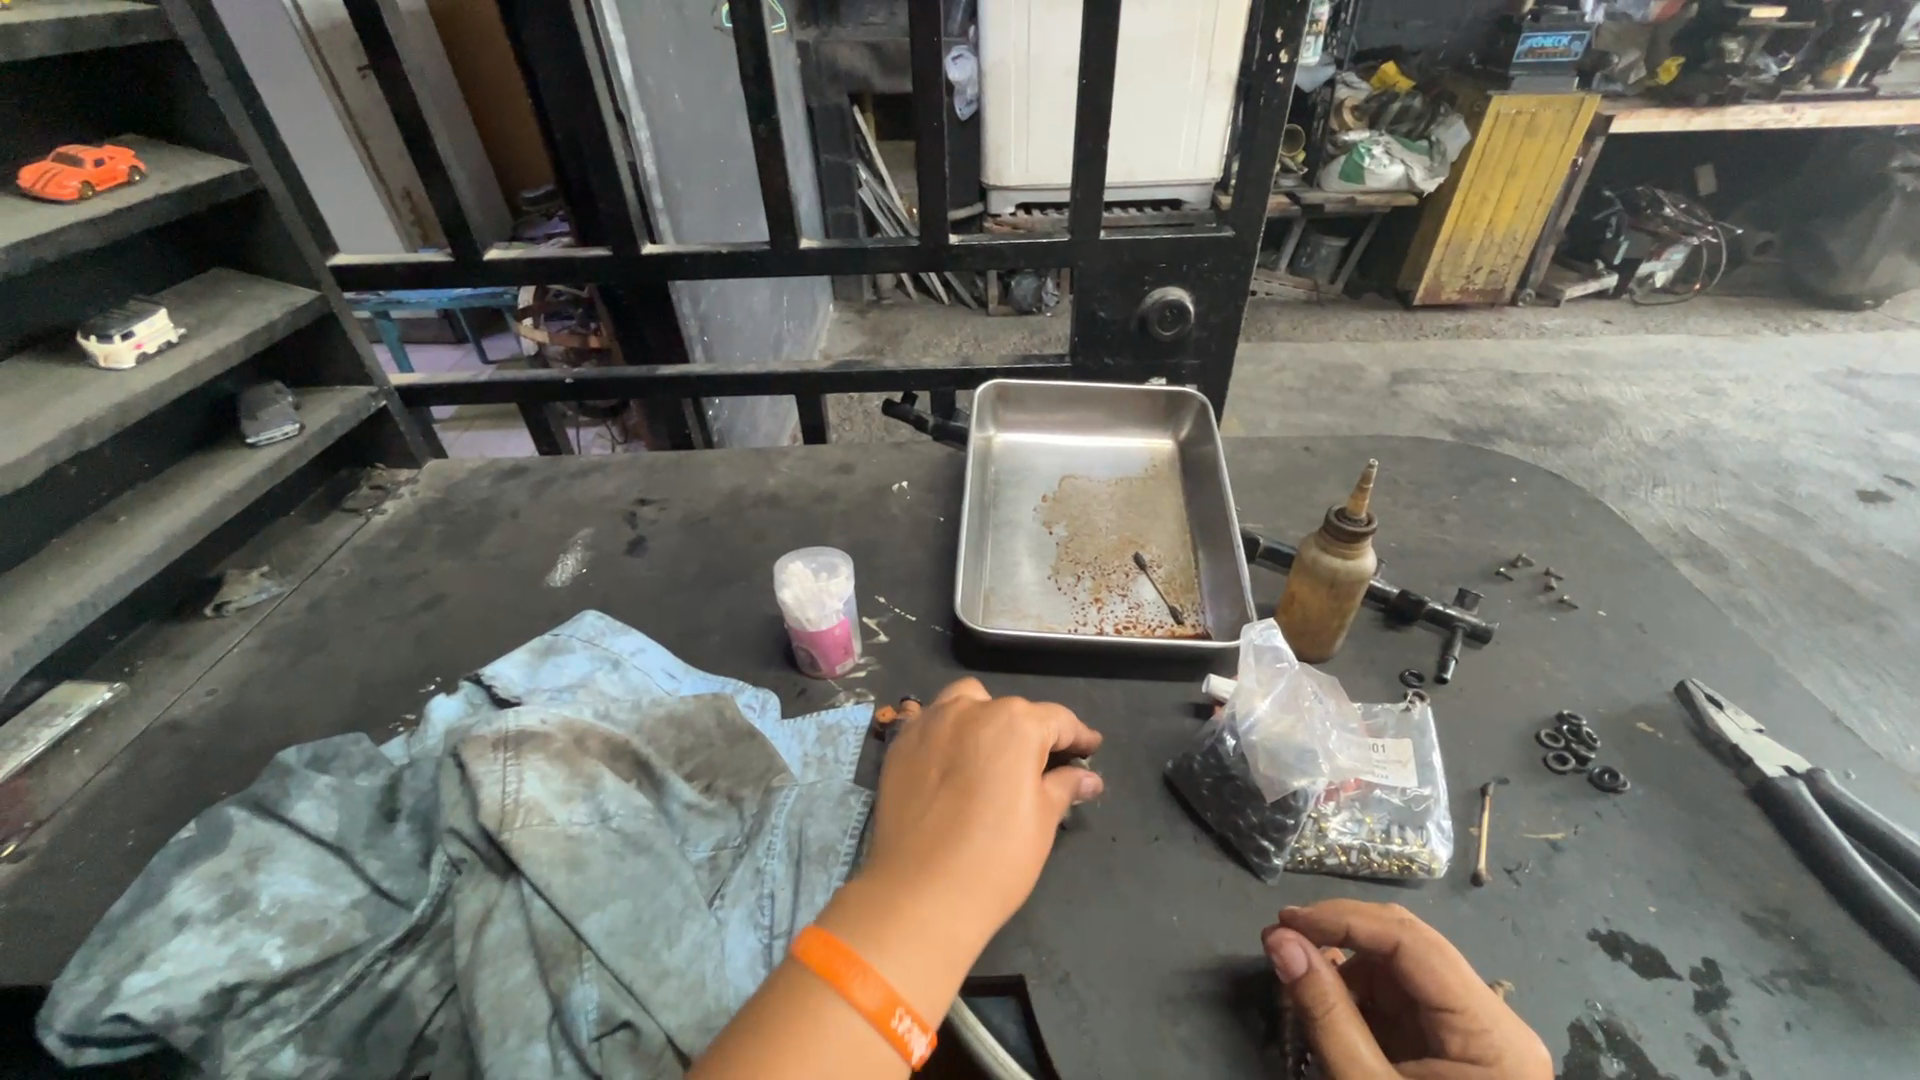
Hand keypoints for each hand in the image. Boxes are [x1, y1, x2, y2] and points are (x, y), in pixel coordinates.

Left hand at [859, 678, 1103, 947]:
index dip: (1078, 736)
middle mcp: (972, 710)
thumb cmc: (996, 859)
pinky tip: (950, 759)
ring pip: (966, 702)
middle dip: (1029, 732)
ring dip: (984, 718)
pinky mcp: (900, 743)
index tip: (1090, 748)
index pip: (1058, 720)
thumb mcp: (1042, 821)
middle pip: (1010, 710)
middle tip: (1041, 765)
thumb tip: (1088, 777)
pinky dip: (945, 731)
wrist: (921, 892)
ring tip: (991, 752)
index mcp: (1016, 724)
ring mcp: (931, 723)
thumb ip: (1064, 786)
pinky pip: (929, 722)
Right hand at [1262, 900, 1551, 1079]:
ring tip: (1301, 987)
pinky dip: (1359, 994)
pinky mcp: (1455, 1047)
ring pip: (1401, 968)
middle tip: (1282, 939)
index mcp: (1491, 1032)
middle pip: (1410, 946)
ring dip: (1346, 967)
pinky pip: (1401, 997)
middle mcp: (1493, 1020)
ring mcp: (1475, 1033)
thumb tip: (1279, 938)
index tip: (1285, 921)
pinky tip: (1331, 1011)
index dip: (1344, 920)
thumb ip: (1325, 1011)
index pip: (1411, 942)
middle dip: (1342, 937)